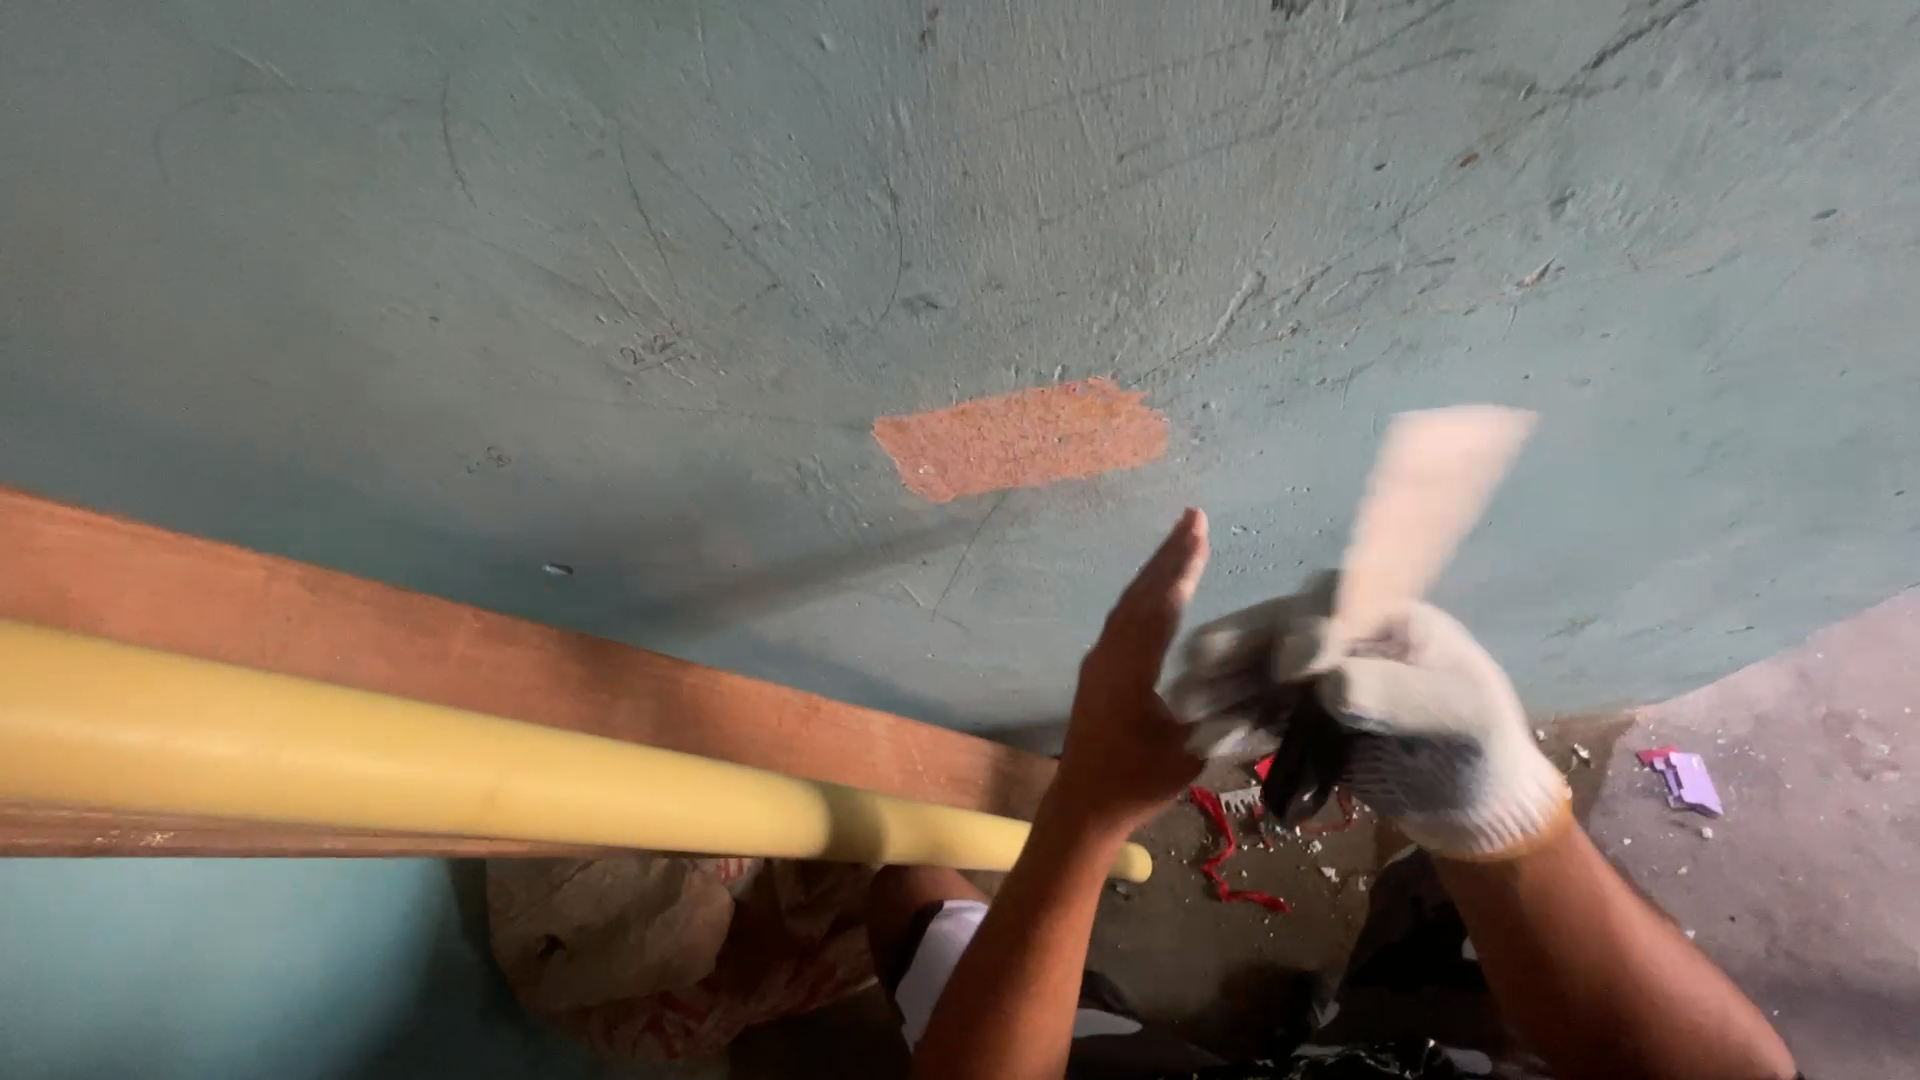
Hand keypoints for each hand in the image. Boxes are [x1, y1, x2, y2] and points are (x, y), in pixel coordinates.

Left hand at [1051, 508, 1209, 833]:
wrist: (1083, 803)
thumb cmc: (1136, 782)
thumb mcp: (1189, 754)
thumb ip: (1225, 718)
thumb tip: (1269, 686)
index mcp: (1128, 669)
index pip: (1160, 607)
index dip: (1181, 568)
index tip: (1198, 531)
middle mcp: (1108, 653)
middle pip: (1140, 594)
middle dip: (1168, 554)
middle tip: (1192, 517)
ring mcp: (1098, 659)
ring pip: (1128, 603)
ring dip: (1155, 570)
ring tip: (1181, 539)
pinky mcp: (1097, 668)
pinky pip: (1122, 618)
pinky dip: (1144, 594)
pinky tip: (1158, 589)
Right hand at [1173, 591, 1569, 859]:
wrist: (1468, 802)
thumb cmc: (1476, 745)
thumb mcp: (1456, 715)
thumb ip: (1398, 695)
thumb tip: (1330, 684)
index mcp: (1382, 615)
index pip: (1332, 605)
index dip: (1302, 629)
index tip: (1290, 670)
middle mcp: (1336, 636)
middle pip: (1274, 633)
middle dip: (1232, 653)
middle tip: (1191, 671)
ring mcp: (1309, 676)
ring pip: (1254, 674)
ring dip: (1218, 692)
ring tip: (1183, 716)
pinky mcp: (1294, 715)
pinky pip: (1256, 714)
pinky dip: (1232, 727)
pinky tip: (1206, 744)